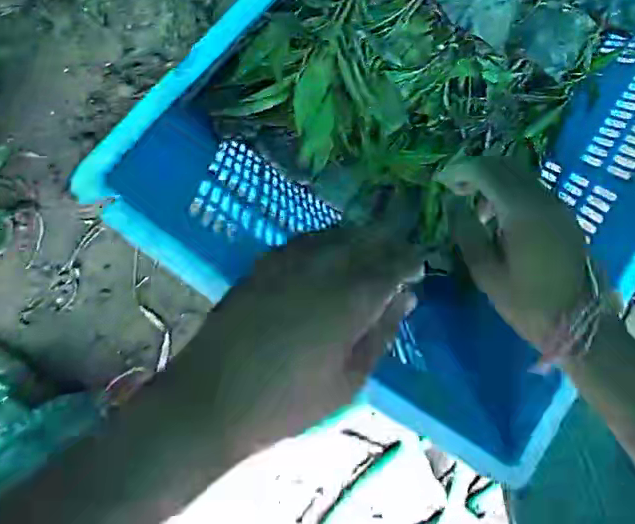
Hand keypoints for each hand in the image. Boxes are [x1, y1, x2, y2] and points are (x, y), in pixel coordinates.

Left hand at [155, 227, 420, 454]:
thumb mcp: (348, 381)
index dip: (408, 260)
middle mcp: (323, 265)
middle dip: (386, 242)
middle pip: (364, 240)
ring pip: (335, 233)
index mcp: (350, 297)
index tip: (420, 264)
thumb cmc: (288, 402)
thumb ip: (380, 334)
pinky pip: (307, 239)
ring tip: (369, 250)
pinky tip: (329, 254)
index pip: (391, 265)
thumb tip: (405, 298)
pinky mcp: (266, 260)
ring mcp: (291, 258)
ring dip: (357, 237)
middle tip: (399, 254)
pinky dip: (327, 240)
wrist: (214, 393)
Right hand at [440, 153, 605, 354]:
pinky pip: (531, 189)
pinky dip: (510, 191)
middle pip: (502, 164)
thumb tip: (453, 204)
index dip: (458, 170)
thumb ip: (466, 232)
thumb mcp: (487, 273)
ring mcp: (557, 205)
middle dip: (474, 170)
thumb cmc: (530, 304)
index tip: (441, 183)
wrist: (585, 328)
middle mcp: (541, 198)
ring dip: (493, 180)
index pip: (484, 169)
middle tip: (455, 189)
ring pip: (518, 174)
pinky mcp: (565, 216)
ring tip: (476, 208)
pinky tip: (500, 218)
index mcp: (521, 209)